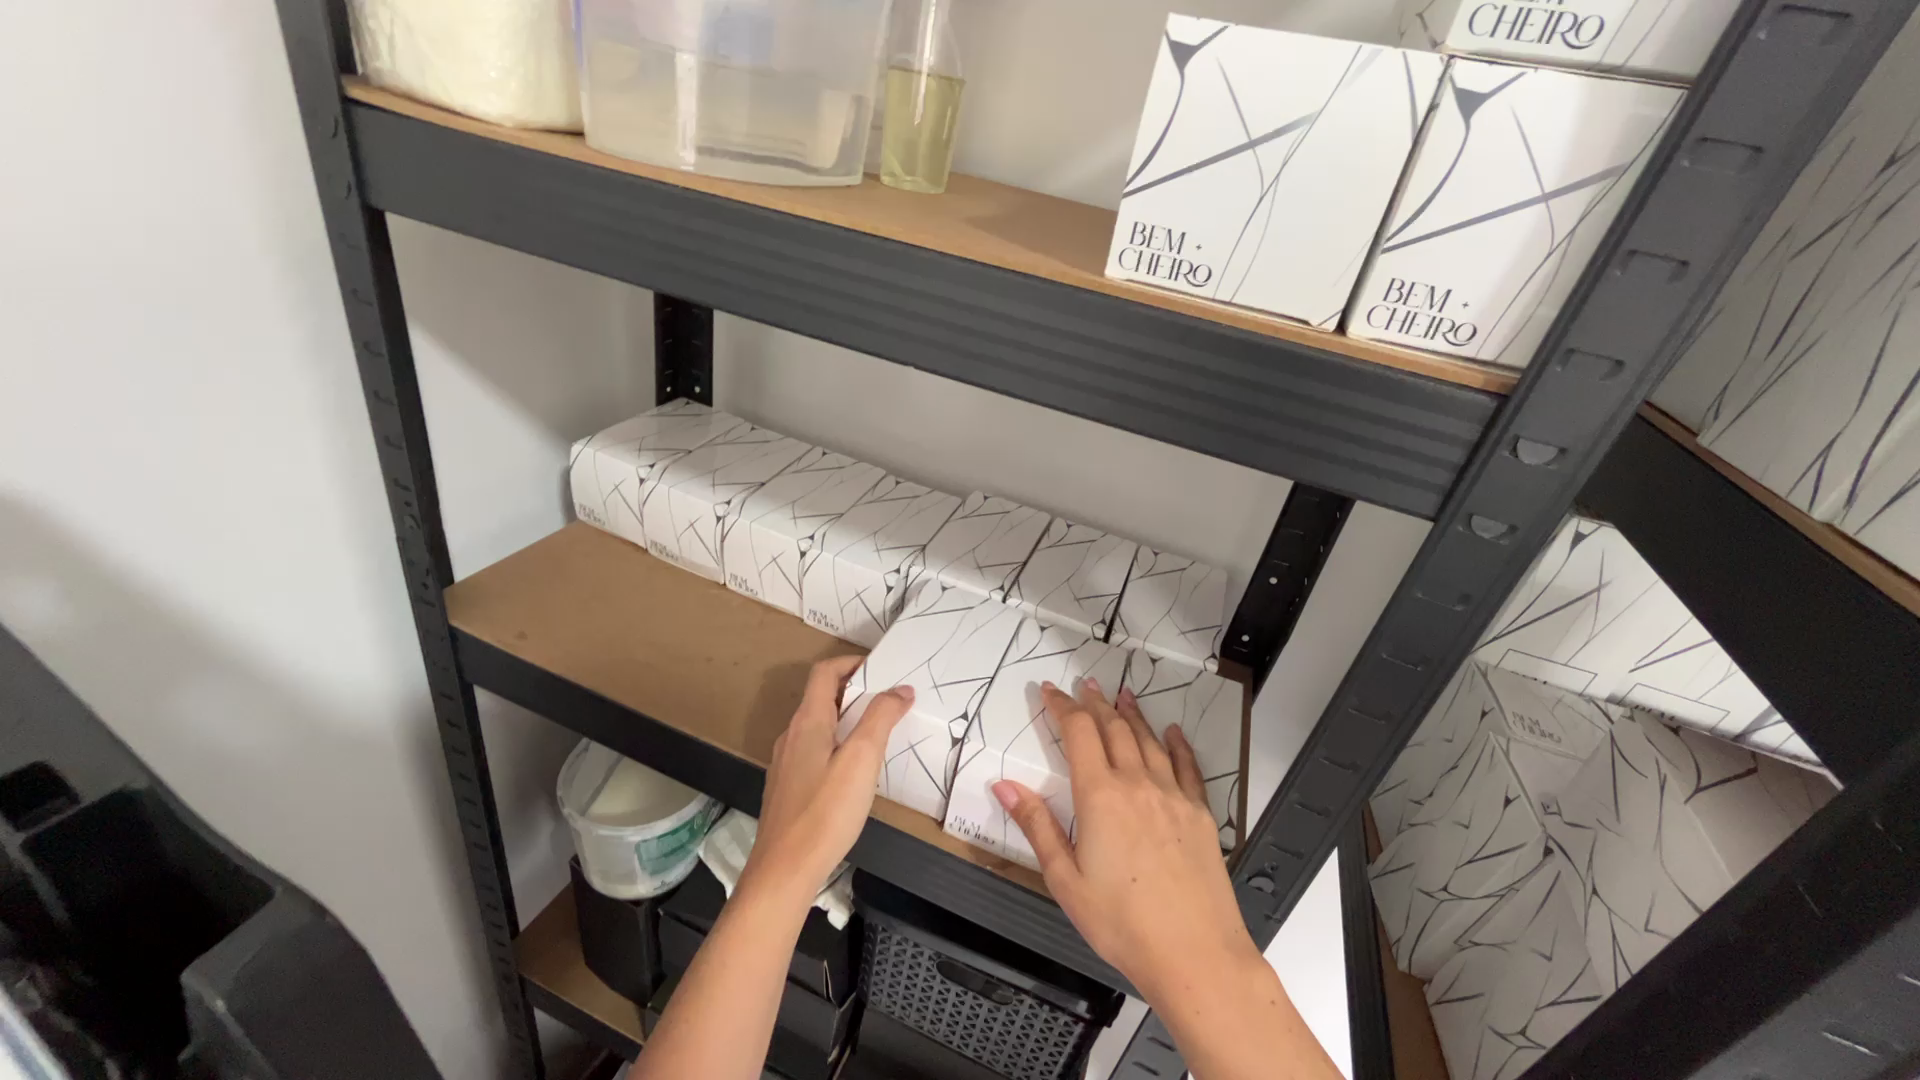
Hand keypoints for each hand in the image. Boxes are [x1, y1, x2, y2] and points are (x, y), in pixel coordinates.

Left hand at [740, 655, 912, 909]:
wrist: (784, 871)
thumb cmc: (826, 812)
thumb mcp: (862, 759)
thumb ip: (881, 718)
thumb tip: (900, 689)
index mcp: (807, 722)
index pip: (824, 673)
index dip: (852, 663)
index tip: (883, 670)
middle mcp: (791, 736)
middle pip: (821, 697)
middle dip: (856, 692)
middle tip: (890, 701)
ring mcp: (786, 763)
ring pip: (819, 726)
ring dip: (848, 720)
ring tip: (879, 733)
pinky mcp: (788, 788)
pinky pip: (815, 751)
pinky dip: (838, 745)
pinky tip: (855, 771)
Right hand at [992, 680, 1264, 1003]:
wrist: (1194, 954)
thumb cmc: (1122, 923)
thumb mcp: (1065, 880)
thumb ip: (1037, 826)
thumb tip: (1005, 786)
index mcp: (1100, 797)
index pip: (1078, 734)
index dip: (1062, 707)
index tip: (1049, 692)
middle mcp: (1138, 785)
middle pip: (1113, 729)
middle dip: (1094, 703)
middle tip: (1083, 685)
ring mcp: (1173, 797)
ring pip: (1149, 740)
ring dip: (1132, 714)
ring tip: (1121, 695)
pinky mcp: (1199, 815)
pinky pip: (1187, 766)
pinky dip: (1177, 744)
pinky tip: (1172, 732)